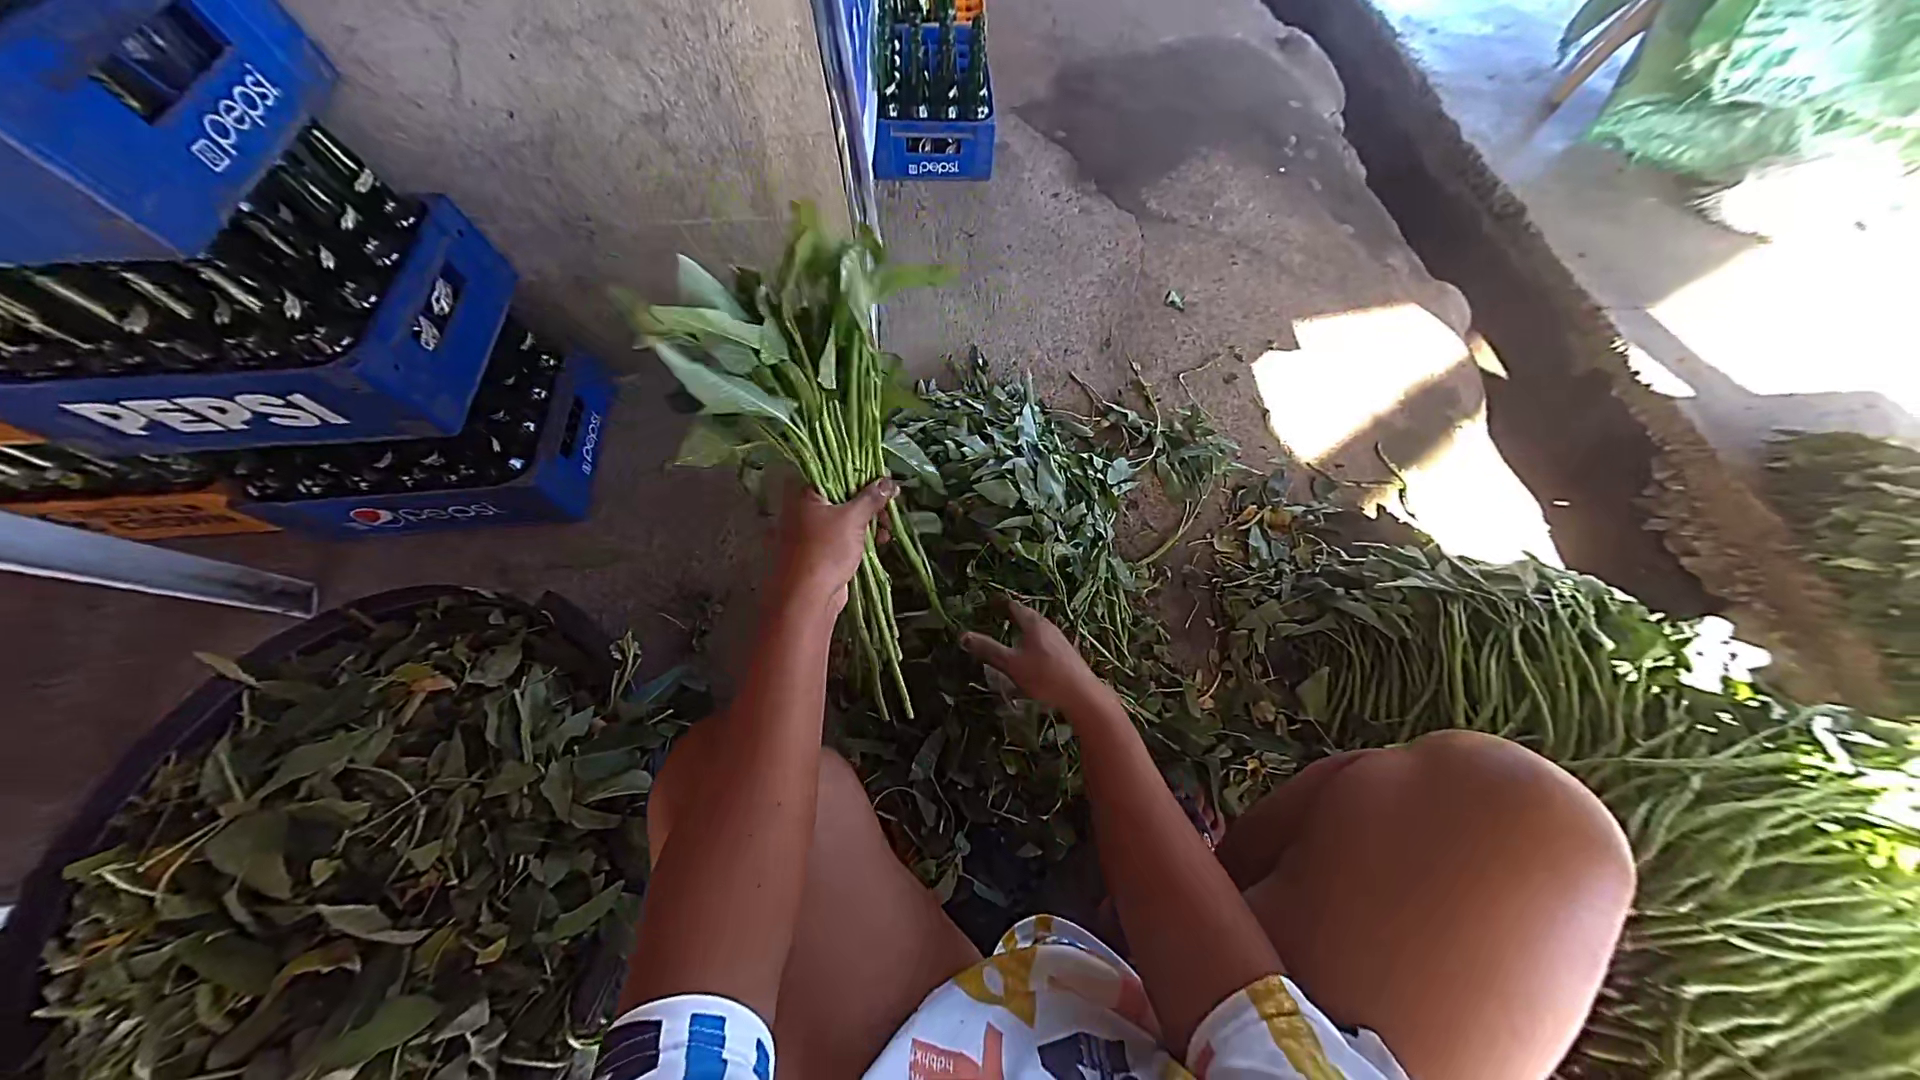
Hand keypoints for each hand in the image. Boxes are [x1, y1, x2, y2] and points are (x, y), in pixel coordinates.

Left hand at [770, 477, 894, 612]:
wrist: (806, 597)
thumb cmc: (825, 550)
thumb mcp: (852, 518)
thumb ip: (871, 498)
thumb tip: (889, 481)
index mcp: (805, 492)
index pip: (837, 470)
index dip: (863, 474)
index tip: (885, 480)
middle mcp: (805, 507)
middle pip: (843, 494)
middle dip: (870, 501)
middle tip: (890, 507)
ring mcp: (811, 530)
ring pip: (846, 516)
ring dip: (869, 520)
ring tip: (889, 527)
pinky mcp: (820, 550)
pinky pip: (844, 535)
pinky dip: (861, 536)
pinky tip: (881, 540)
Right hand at [961, 598, 1120, 717]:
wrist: (1081, 695)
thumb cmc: (1044, 676)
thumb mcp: (1010, 664)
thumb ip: (987, 649)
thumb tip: (963, 635)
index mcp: (1034, 624)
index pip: (1015, 607)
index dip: (1001, 604)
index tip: (990, 602)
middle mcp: (1049, 627)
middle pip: (1028, 617)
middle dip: (1014, 616)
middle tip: (999, 617)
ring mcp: (1060, 641)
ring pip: (1038, 630)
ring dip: (1025, 631)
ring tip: (1013, 636)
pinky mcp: (1067, 655)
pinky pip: (1046, 642)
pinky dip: (1034, 643)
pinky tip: (1032, 657)